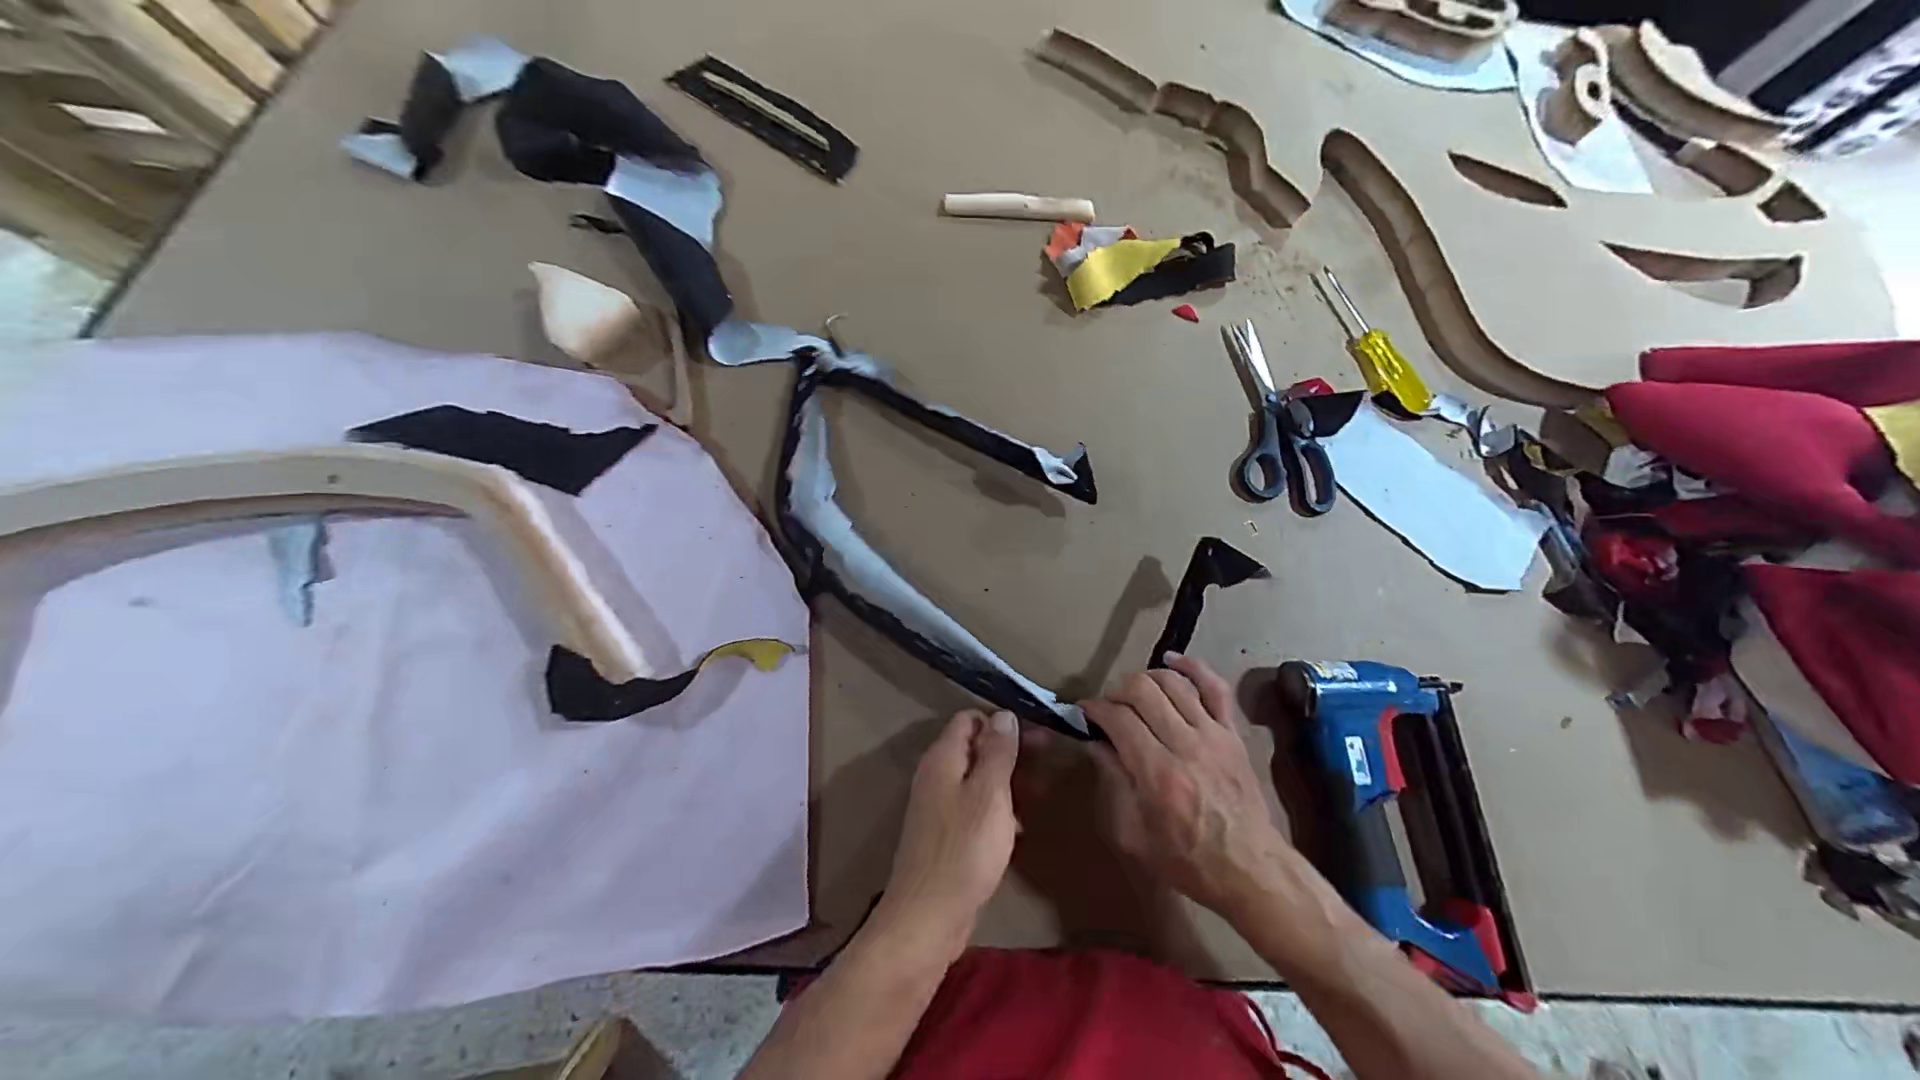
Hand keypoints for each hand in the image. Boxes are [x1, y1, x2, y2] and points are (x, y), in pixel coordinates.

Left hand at [875, 709, 1019, 959]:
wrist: (928, 917)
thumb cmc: (965, 849)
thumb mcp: (989, 794)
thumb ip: (997, 752)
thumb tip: (1003, 714)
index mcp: (943, 759)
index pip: (969, 719)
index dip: (1002, 722)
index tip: (1035, 734)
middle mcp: (936, 776)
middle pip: (974, 748)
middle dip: (1009, 750)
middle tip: (1047, 758)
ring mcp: (938, 807)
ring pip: (976, 779)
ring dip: (1006, 781)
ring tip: (1039, 792)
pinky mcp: (945, 835)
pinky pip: (974, 808)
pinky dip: (996, 810)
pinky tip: (1018, 828)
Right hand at [1081, 654, 1296, 920]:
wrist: (1249, 869)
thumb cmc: (1186, 859)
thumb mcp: (1133, 834)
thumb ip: (1112, 784)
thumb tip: (1097, 745)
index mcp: (1156, 772)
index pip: (1118, 718)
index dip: (1095, 709)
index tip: (1084, 712)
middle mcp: (1184, 744)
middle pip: (1142, 691)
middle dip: (1116, 691)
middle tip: (1108, 706)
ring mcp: (1213, 734)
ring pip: (1173, 683)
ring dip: (1145, 678)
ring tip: (1133, 693)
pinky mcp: (1232, 733)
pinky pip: (1215, 688)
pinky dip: (1193, 667)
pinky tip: (1172, 660)